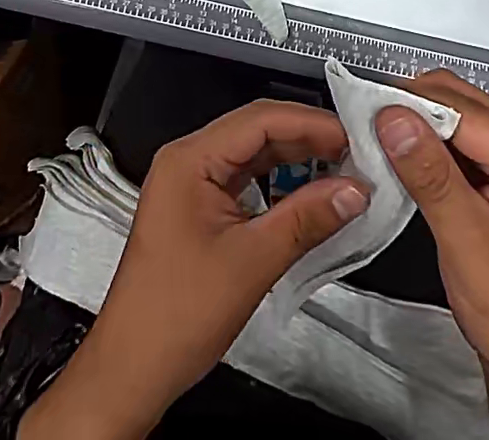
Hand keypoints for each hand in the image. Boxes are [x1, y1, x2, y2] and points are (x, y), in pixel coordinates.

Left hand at [21, 101, 369, 439]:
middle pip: (258, 130)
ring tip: (342, 170)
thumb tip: (355, 191)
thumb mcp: (251, 262)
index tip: (353, 137)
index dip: (311, 124)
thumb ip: (307, 218)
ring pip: (255, 153)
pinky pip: (248, 178)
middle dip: (308, 139)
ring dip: (298, 159)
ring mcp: (193, 182)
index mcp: (190, 159)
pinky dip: (281, 182)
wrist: (132, 368)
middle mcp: (189, 160)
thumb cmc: (177, 314)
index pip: (260, 120)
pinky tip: (311, 191)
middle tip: (356, 154)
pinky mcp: (201, 204)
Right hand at [377, 70, 488, 439]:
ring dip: (415, 126)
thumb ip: (432, 177)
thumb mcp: (471, 246)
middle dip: (412, 108)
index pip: (466, 111)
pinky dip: (422, 148)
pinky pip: (453, 146)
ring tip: (374, 139)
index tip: (365, 109)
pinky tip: (397, 159)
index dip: (413, 105)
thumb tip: (396, 119)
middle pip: (461, 104)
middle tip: (364, 122)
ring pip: (454, 121)